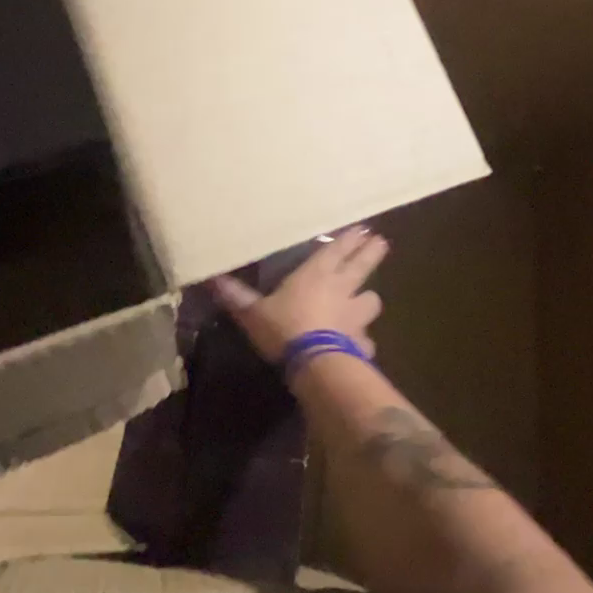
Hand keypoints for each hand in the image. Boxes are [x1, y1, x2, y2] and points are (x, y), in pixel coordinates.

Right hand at [211, 226, 387, 362]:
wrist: (315, 364)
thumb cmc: (284, 328)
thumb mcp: (253, 312)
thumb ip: (236, 296)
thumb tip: (211, 278)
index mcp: (316, 274)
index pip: (336, 249)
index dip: (349, 239)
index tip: (363, 228)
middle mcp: (341, 289)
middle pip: (362, 265)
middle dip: (371, 252)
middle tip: (381, 242)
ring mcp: (355, 316)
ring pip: (371, 300)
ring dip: (368, 299)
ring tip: (368, 300)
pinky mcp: (362, 343)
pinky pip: (366, 340)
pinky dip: (363, 342)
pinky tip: (360, 347)